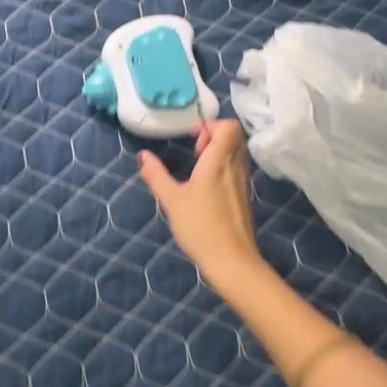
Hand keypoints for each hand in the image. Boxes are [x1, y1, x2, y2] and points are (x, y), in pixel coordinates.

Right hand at [137, 119, 263, 286]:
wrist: (232, 261)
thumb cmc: (201, 227)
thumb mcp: (172, 200)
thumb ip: (157, 175)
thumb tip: (143, 155)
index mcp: (219, 162)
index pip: (228, 127)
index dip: (210, 124)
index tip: (192, 139)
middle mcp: (235, 168)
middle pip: (234, 137)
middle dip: (213, 136)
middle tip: (195, 151)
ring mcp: (243, 183)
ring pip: (236, 154)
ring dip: (218, 153)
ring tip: (198, 169)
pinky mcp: (244, 198)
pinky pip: (237, 170)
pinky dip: (223, 168)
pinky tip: (206, 188)